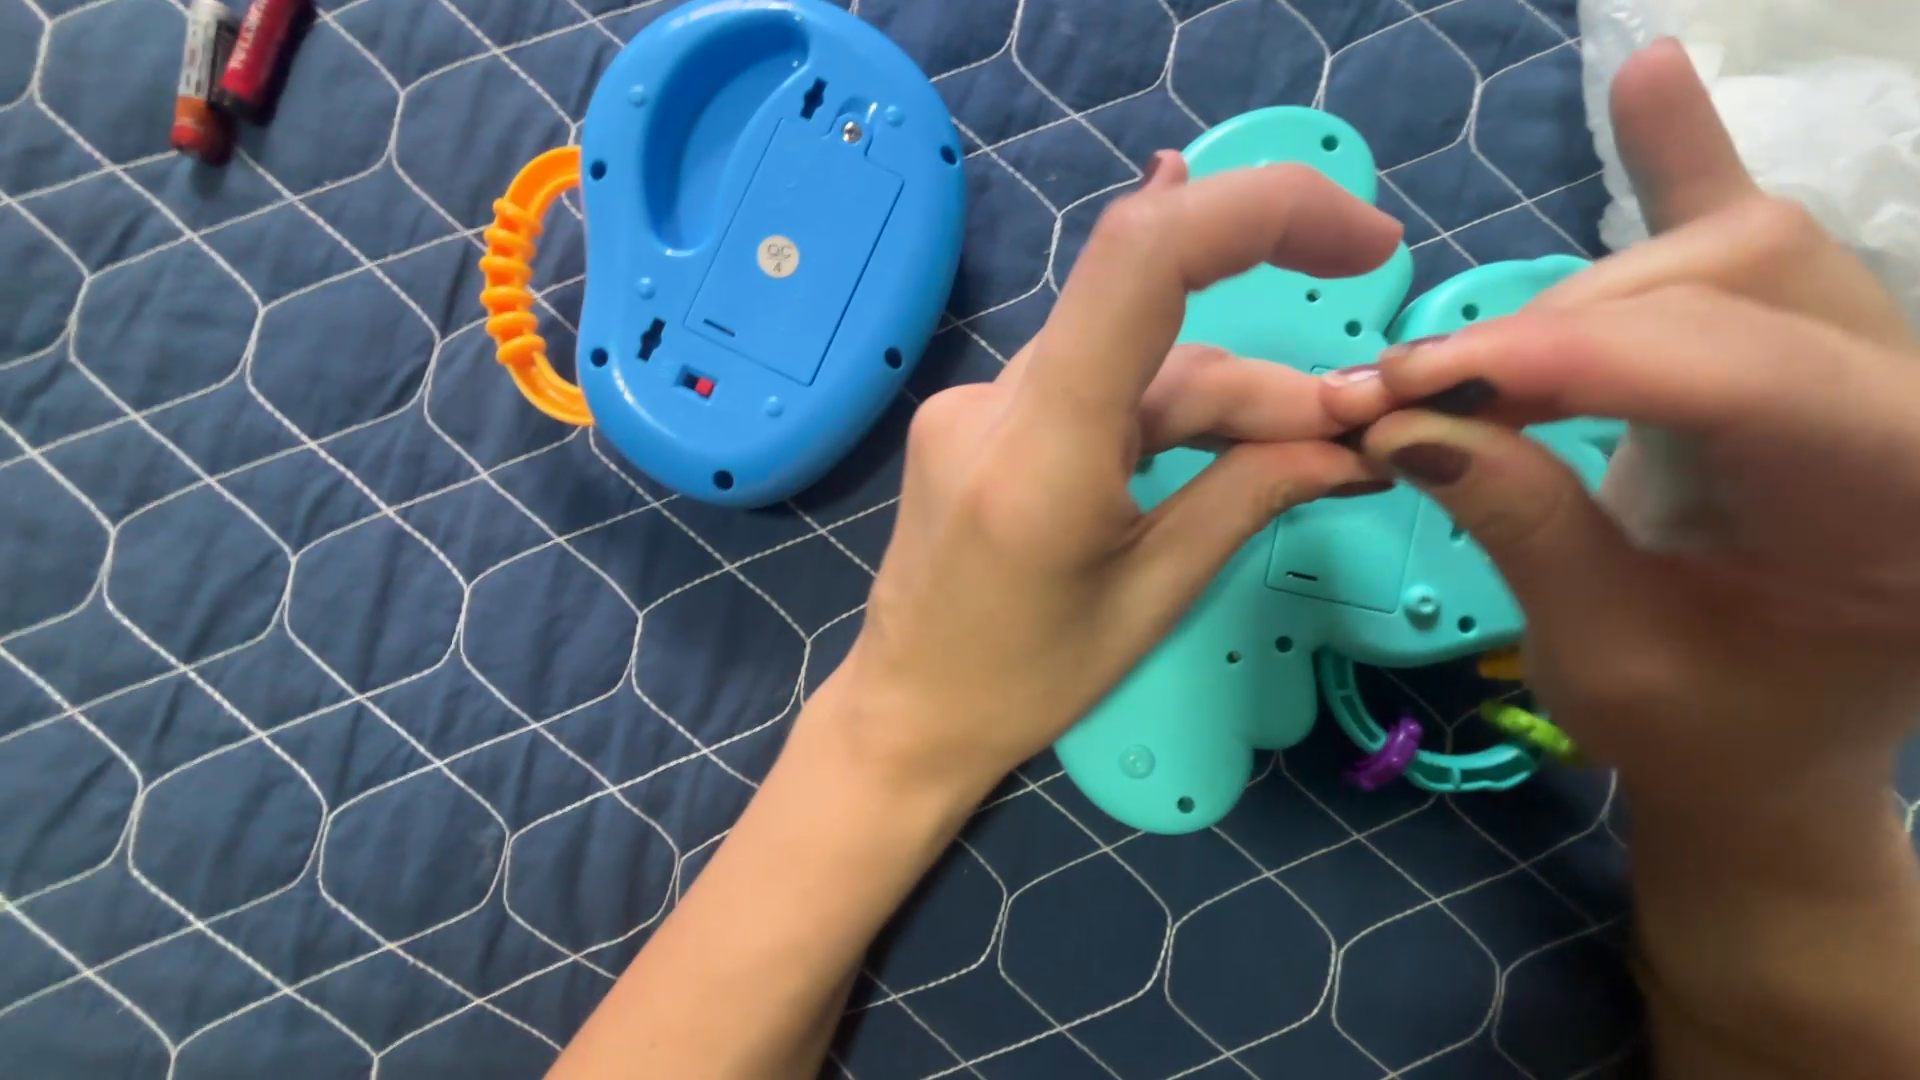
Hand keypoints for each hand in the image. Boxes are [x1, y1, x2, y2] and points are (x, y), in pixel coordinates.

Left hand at [822, 154, 1402, 799]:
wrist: (908, 709)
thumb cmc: (1025, 683)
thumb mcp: (1152, 597)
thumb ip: (1249, 495)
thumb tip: (1350, 440)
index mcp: (1041, 454)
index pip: (1143, 256)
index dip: (1264, 209)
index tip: (1364, 244)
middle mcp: (993, 403)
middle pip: (1154, 331)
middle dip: (1264, 378)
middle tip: (1351, 431)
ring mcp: (972, 405)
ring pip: (1124, 363)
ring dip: (1216, 401)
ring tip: (1294, 452)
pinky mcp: (972, 420)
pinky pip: (1086, 388)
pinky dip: (1156, 410)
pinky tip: (1214, 439)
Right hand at [1322, 41, 1919, 811]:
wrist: (1769, 756)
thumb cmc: (1695, 732)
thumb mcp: (1599, 650)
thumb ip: (1515, 520)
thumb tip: (1397, 423)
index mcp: (1903, 503)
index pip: (1723, 369)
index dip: (1545, 360)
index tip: (1401, 386)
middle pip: (1730, 281)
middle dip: (1547, 332)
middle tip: (1416, 396)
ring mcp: (1877, 371)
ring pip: (1727, 253)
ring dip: (1573, 301)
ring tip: (1466, 366)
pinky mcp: (1808, 362)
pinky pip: (1756, 239)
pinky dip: (1684, 163)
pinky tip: (1642, 77)